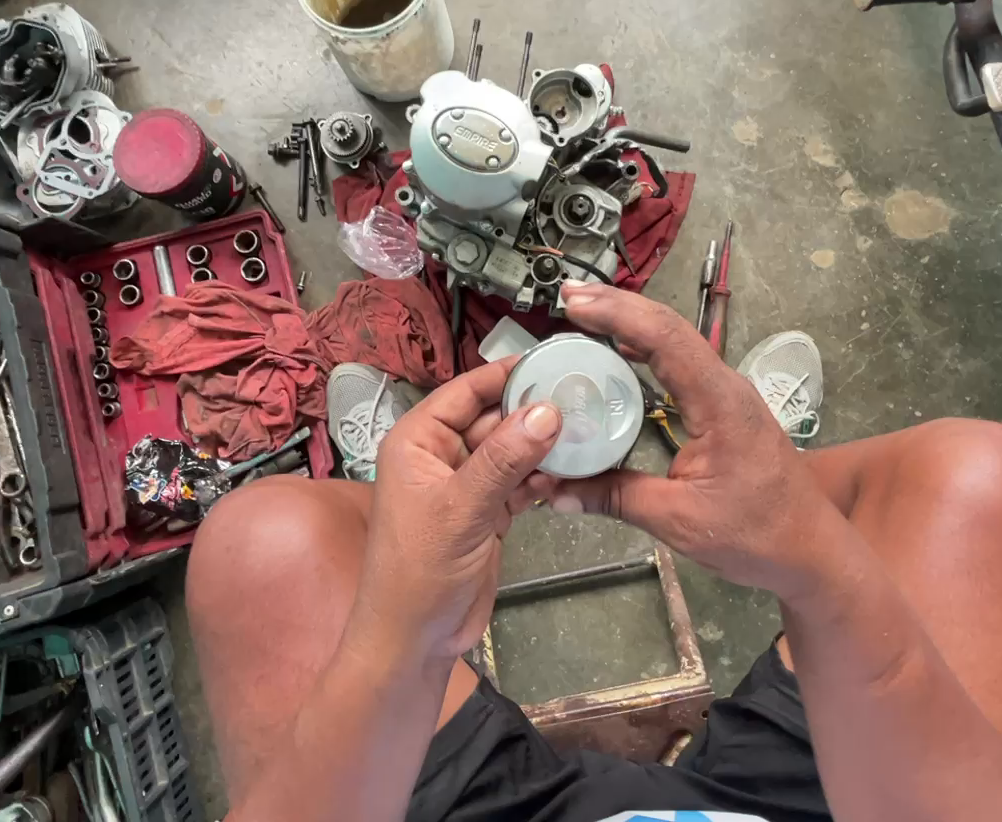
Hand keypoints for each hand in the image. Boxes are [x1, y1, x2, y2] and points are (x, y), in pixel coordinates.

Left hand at [352, 357, 562, 659]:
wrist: (416, 640)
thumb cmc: (421, 568)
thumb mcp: (461, 508)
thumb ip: (504, 459)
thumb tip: (548, 410)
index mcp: (419, 439)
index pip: (466, 391)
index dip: (506, 375)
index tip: (553, 361)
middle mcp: (441, 454)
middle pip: (492, 418)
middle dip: (532, 411)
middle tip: (583, 398)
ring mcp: (466, 483)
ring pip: (510, 450)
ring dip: (541, 445)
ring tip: (586, 432)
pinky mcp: (487, 510)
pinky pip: (518, 481)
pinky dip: (541, 477)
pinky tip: (570, 472)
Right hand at [529, 282, 835, 602]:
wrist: (811, 550)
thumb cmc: (757, 535)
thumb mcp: (680, 520)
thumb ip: (617, 498)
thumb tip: (555, 494)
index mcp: (720, 402)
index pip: (665, 339)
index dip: (617, 316)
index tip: (575, 305)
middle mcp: (724, 384)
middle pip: (668, 326)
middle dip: (617, 306)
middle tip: (568, 296)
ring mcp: (724, 392)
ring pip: (674, 339)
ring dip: (629, 321)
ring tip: (583, 312)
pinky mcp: (720, 405)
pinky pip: (677, 362)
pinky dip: (643, 347)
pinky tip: (616, 350)